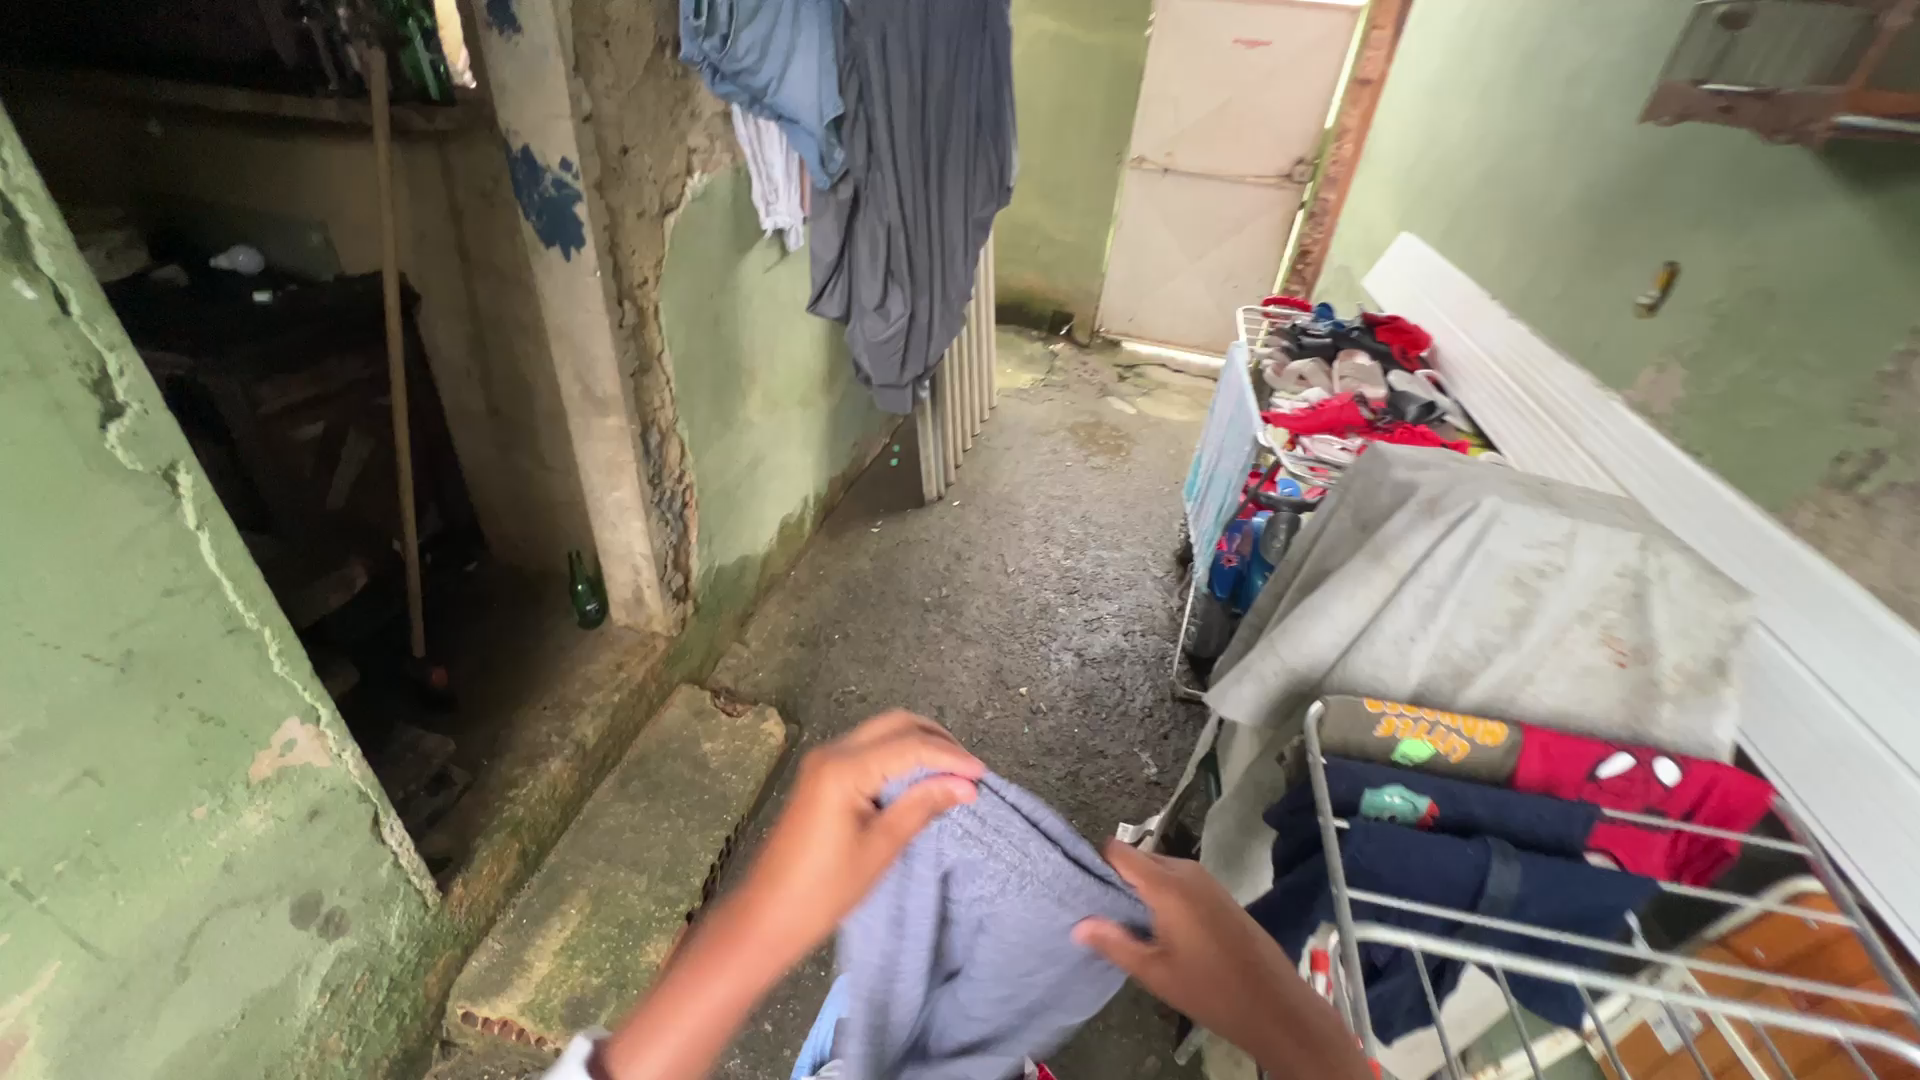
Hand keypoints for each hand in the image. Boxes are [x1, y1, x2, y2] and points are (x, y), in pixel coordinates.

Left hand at [738, 709, 983, 964]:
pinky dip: (899, 753)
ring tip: (952, 771)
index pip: (910, 746)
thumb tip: (966, 785)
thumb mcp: (881, 847)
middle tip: (969, 768)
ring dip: (919, 743)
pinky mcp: (822, 773)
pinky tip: (920, 777)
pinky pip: (869, 747)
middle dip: (937, 738)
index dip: (951, 757)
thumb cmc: (824, 890)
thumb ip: (923, 806)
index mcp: (844, 768)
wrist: (766, 916)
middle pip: (896, 723)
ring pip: (882, 731)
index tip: (983, 775)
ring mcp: (824, 760)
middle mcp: (832, 751)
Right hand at [1074, 841, 1370, 1079]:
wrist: (1276, 1006)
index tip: (1087, 891)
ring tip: (1133, 927)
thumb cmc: (1211, 990)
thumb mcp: (1155, 972)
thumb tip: (1079, 925)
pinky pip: (1179, 881)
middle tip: (1107, 916)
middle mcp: (1186, 871)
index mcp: (1166, 884)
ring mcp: (1206, 880)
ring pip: (1159, 871)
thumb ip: (1114, 942)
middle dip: (1120, 881)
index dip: (1098, 865)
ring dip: (1143, 890)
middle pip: (1138, 859)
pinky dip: (1165, 895)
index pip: (1118, 851)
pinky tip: (1165, 931)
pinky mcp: (1219, 893)